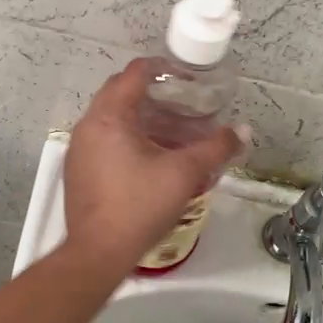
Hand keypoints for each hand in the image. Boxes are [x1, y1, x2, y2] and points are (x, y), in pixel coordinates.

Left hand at [62, 59, 244, 272]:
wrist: (98, 253)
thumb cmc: (140, 206)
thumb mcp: (184, 174)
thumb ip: (215, 148)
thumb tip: (243, 132)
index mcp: (109, 117)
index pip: (135, 74)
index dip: (163, 69)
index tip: (187, 77)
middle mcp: (88, 127)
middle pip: (123, 96)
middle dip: (157, 99)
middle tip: (187, 107)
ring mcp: (79, 151)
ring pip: (115, 123)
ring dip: (146, 123)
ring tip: (177, 138)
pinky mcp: (79, 173)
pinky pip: (106, 144)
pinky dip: (131, 143)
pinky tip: (155, 163)